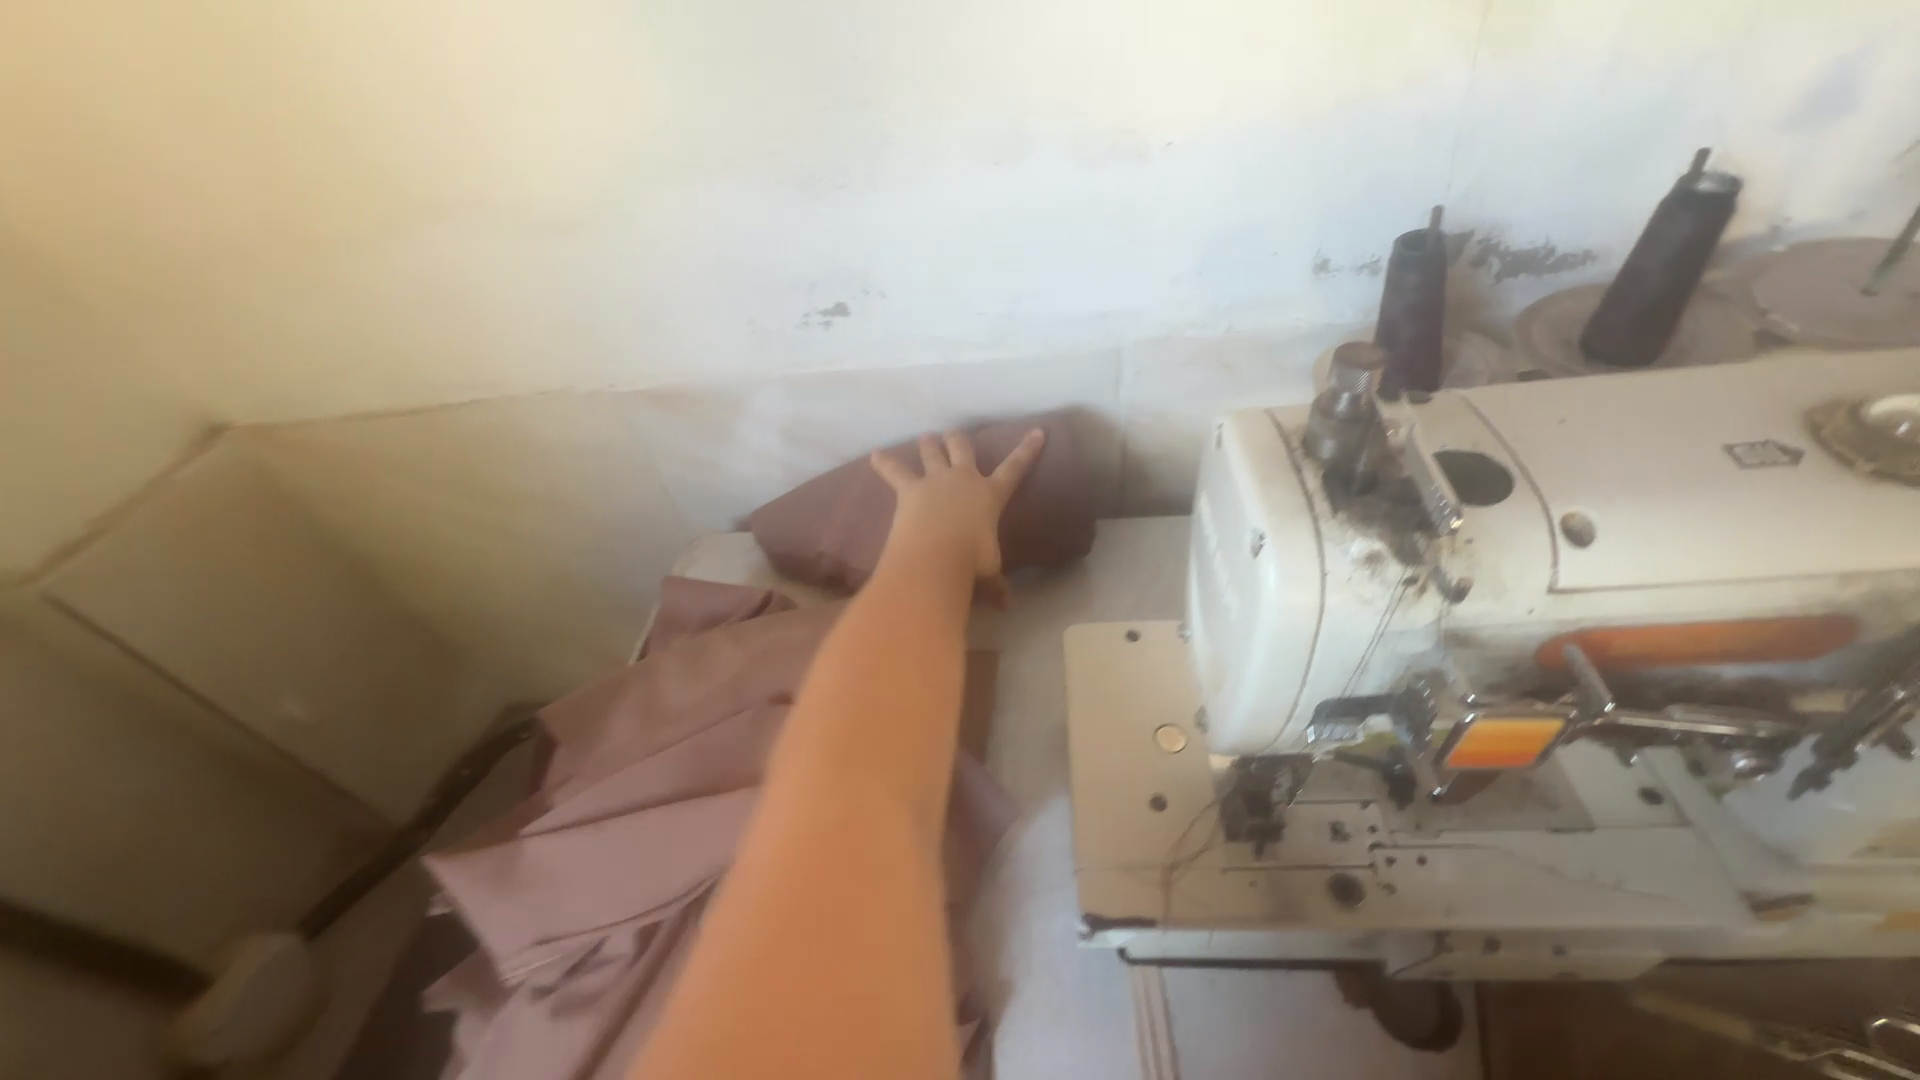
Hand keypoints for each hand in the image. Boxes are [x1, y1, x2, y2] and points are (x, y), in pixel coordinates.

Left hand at [870, 429, 1045, 602]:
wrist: (937, 554)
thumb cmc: (971, 561)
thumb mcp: (989, 572)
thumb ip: (996, 585)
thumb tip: (1006, 605)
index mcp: (990, 495)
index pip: (1015, 468)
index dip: (1028, 450)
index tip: (1037, 432)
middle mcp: (964, 479)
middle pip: (963, 449)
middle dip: (959, 440)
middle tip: (953, 432)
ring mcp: (935, 480)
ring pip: (931, 453)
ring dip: (928, 444)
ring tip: (926, 437)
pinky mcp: (909, 489)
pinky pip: (894, 472)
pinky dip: (883, 463)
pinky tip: (874, 455)